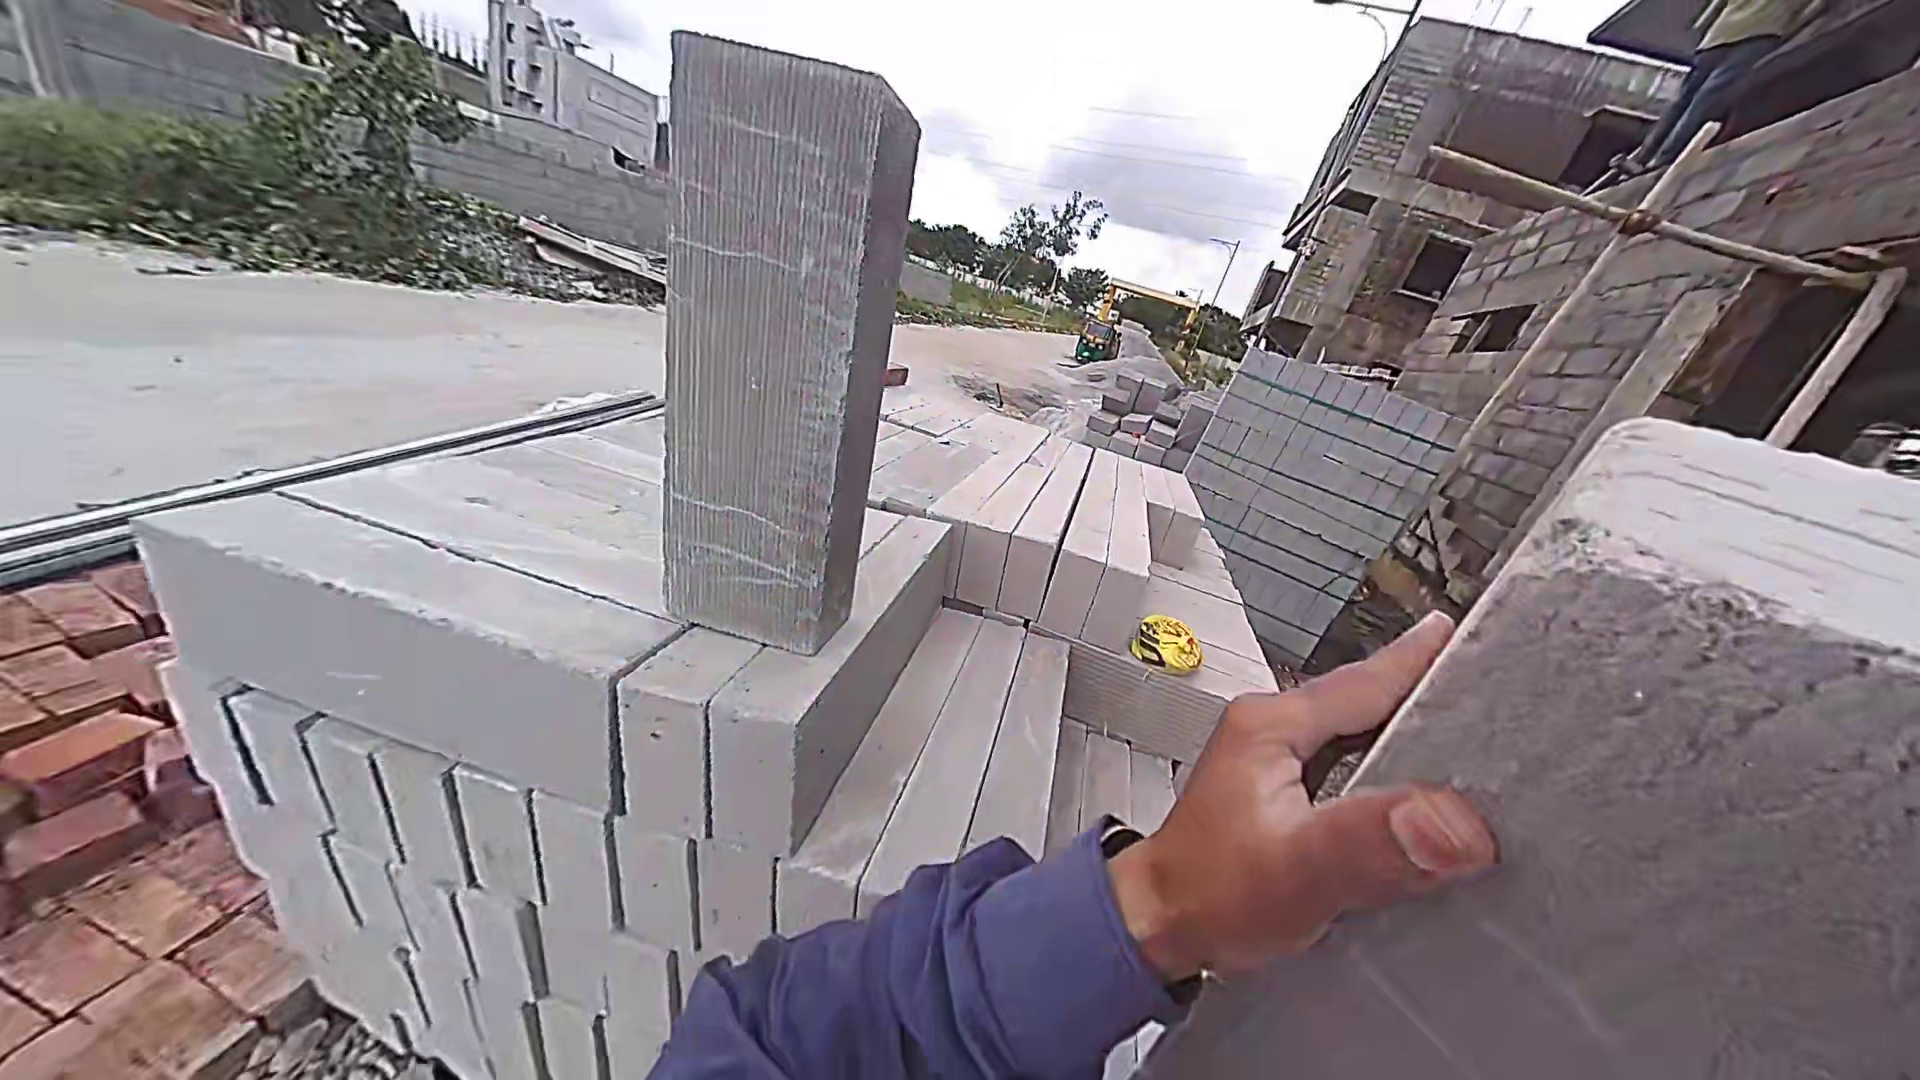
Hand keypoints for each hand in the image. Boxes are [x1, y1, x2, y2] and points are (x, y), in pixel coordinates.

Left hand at [1108, 611, 1496, 979]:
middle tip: (1486, 680)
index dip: (1416, 660)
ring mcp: (1270, 752)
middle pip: (1358, 697)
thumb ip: (1368, 841)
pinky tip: (1414, 779)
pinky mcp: (1278, 780)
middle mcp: (1266, 727)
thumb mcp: (1296, 869)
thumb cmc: (1210, 890)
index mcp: (1267, 725)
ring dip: (1402, 724)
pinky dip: (1382, 759)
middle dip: (1419, 689)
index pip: (1358, 683)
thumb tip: (1452, 820)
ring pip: (1351, 726)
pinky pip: (1343, 756)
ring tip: (1467, 725)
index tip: (1462, 632)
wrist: (1167, 914)